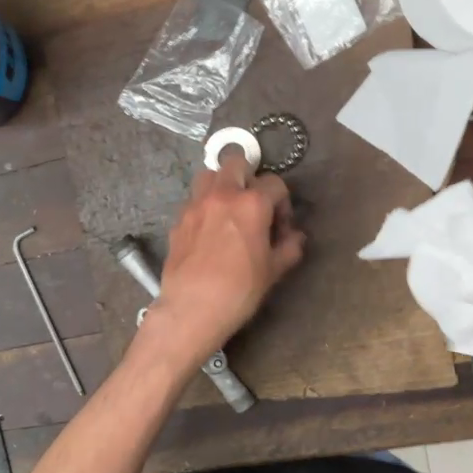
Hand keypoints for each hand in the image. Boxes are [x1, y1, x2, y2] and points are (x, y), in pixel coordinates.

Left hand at [138, 154, 305, 370]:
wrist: (191, 309)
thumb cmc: (238, 290)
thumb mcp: (273, 270)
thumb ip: (289, 247)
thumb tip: (295, 238)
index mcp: (251, 203)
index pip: (275, 184)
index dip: (283, 203)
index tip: (281, 227)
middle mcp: (221, 195)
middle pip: (235, 163)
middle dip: (249, 177)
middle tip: (253, 205)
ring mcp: (194, 206)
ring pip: (208, 176)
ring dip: (221, 185)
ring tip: (228, 211)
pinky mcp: (177, 222)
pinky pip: (193, 202)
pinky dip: (204, 207)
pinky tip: (209, 232)